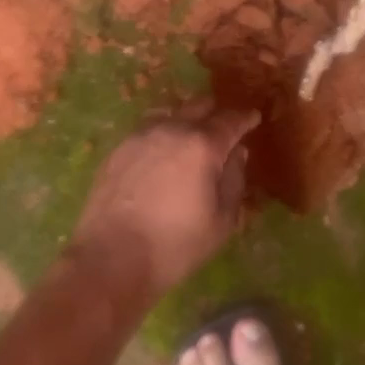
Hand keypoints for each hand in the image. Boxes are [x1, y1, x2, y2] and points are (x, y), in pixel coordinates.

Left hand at [68, 103, 260, 294]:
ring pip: (171, 112)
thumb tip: (237, 154)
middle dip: (216, 113)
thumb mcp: (222, 221)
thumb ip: (234, 180)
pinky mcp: (120, 148)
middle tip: (223, 128)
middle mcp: (173, 129)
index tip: (253, 118)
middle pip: (200, 106)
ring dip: (186, 119)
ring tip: (190, 136)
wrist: (112, 258)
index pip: (231, 120)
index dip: (245, 118)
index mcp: (203, 145)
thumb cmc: (175, 245)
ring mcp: (142, 135)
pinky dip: (163, 132)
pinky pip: (148, 128)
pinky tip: (162, 152)